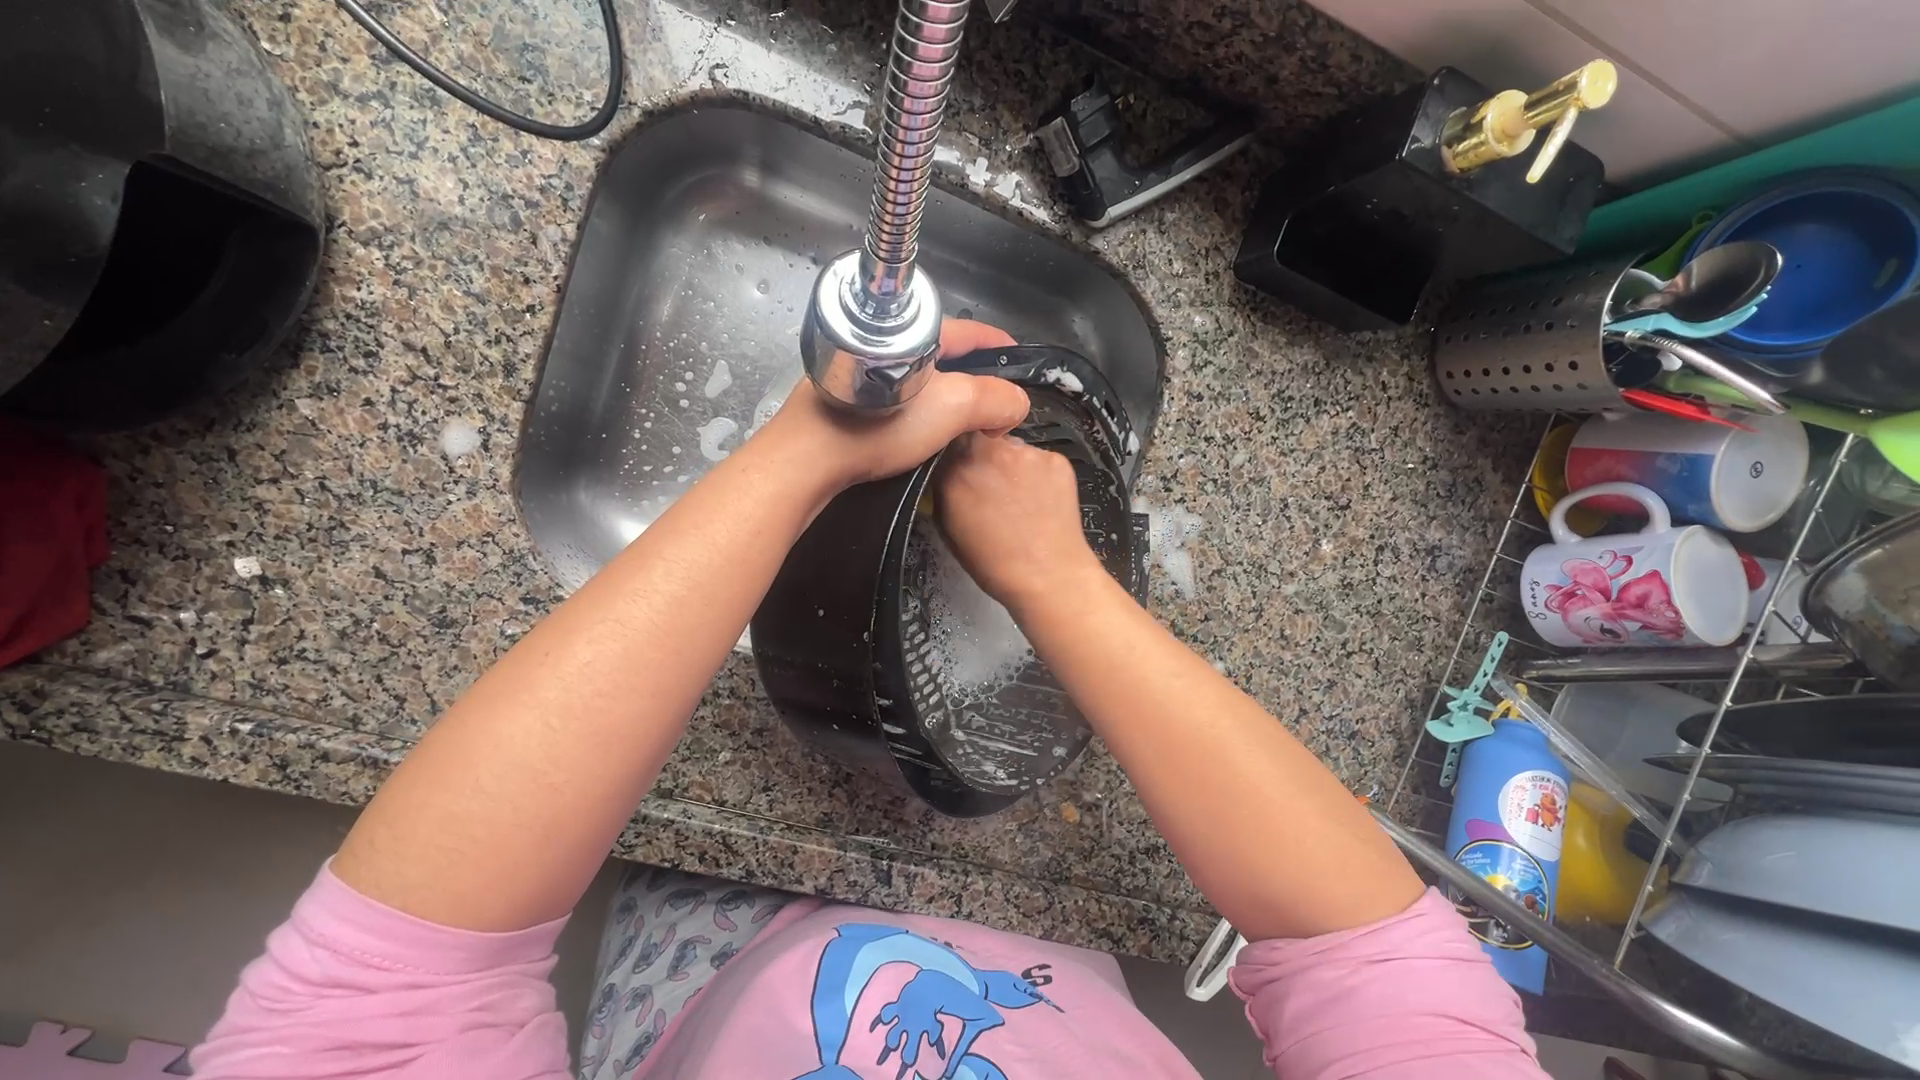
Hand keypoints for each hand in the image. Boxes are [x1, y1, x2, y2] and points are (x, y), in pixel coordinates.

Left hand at [765, 318, 1031, 490]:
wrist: (809, 458)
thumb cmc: (878, 425)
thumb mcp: (955, 408)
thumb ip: (996, 401)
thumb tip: (1016, 405)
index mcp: (915, 334)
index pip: (971, 331)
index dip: (1000, 346)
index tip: (1019, 361)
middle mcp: (887, 345)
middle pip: (947, 358)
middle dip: (976, 380)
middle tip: (996, 407)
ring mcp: (863, 373)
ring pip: (921, 382)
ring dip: (947, 402)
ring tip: (964, 428)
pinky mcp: (849, 403)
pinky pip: (899, 402)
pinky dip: (920, 416)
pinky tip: (924, 438)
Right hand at [933, 432, 1104, 613]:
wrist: (1047, 576)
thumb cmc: (998, 563)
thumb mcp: (949, 529)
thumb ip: (942, 490)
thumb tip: (942, 472)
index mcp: (955, 472)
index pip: (946, 438)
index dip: (952, 452)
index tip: (958, 466)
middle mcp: (988, 455)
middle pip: (979, 436)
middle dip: (981, 455)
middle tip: (990, 484)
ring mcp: (1024, 454)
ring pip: (1011, 446)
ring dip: (1010, 464)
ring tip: (1017, 498)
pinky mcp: (1053, 460)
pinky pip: (1039, 458)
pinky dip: (1037, 474)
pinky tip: (1036, 500)